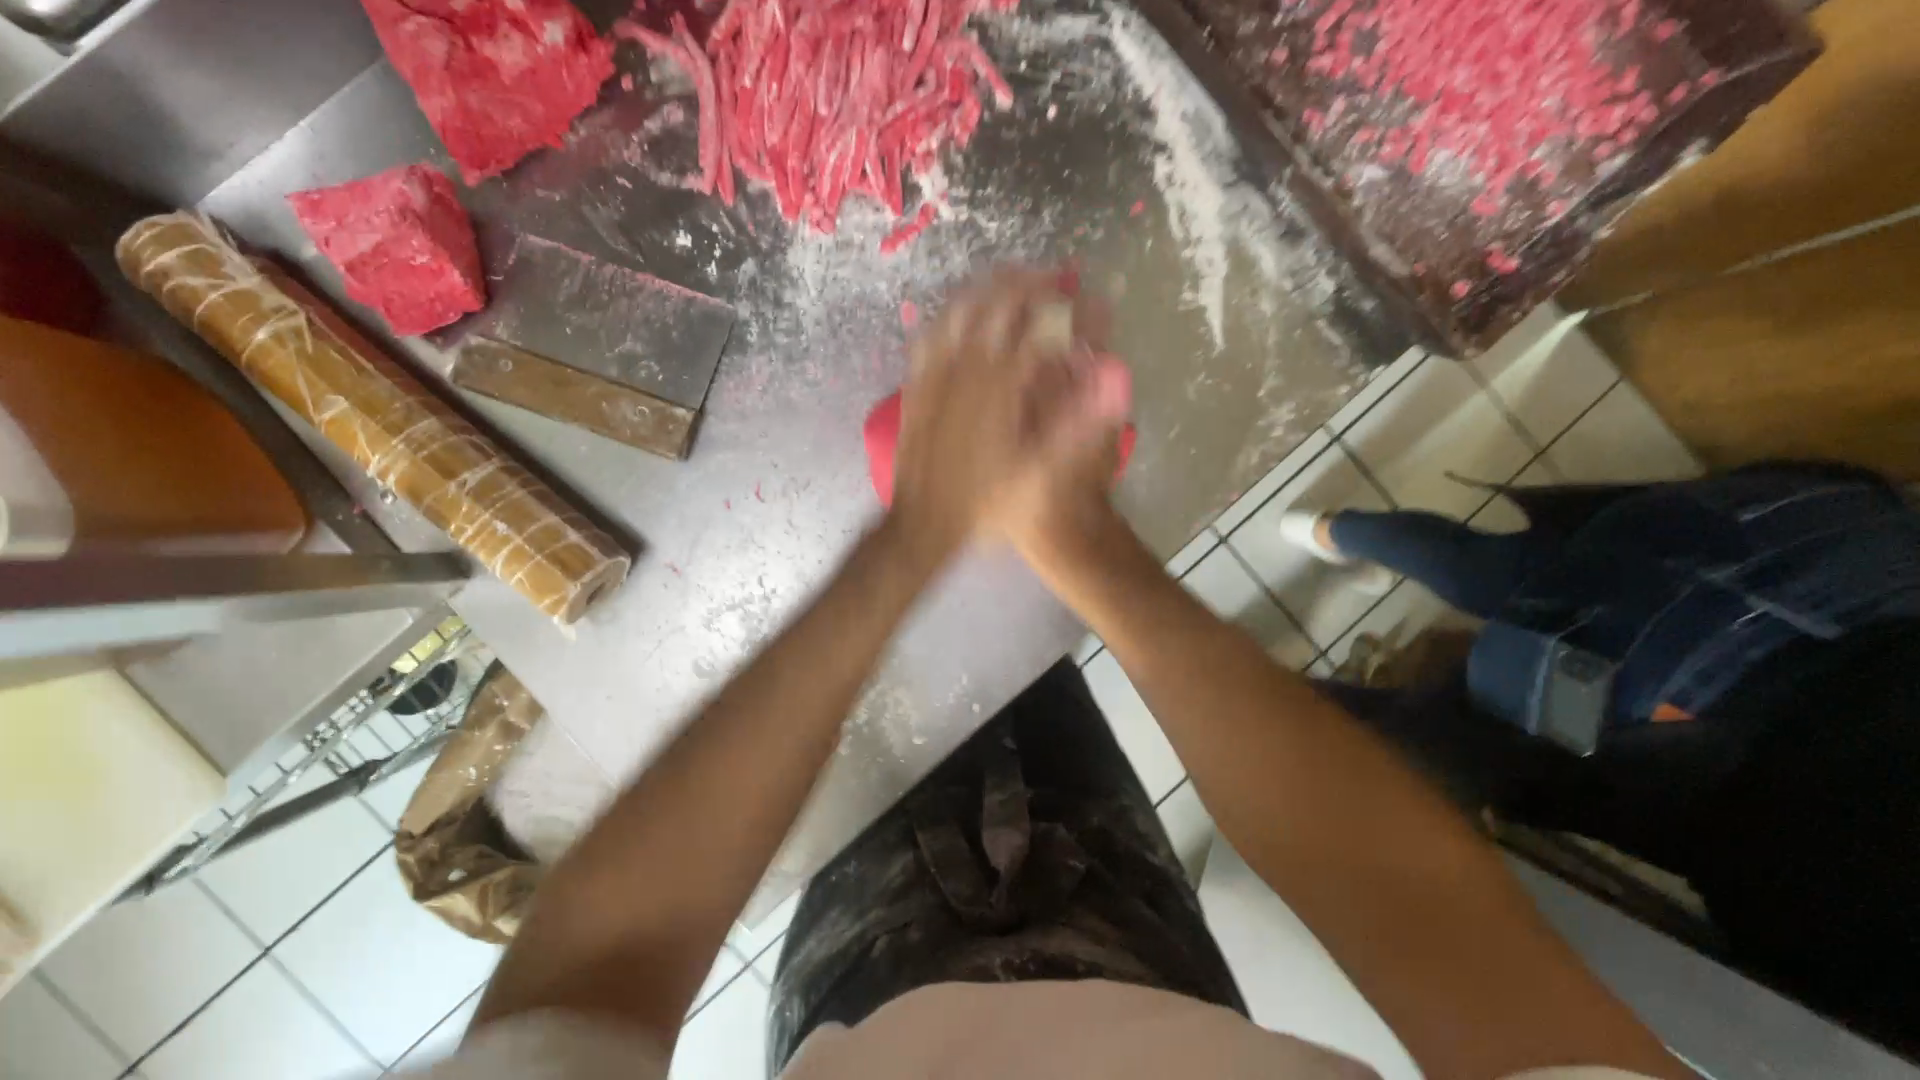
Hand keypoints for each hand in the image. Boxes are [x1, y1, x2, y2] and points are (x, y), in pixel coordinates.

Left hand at [887, 266, 1130, 564]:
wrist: (923, 524)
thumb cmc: (984, 505)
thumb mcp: (1038, 475)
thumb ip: (1078, 425)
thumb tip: (1116, 380)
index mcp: (999, 386)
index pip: (1035, 325)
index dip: (1062, 304)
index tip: (1081, 292)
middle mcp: (964, 369)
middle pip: (996, 305)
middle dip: (1026, 284)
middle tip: (1050, 277)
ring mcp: (934, 374)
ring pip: (959, 310)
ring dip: (988, 290)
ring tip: (1011, 281)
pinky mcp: (914, 385)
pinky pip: (929, 334)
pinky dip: (949, 314)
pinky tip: (960, 313)